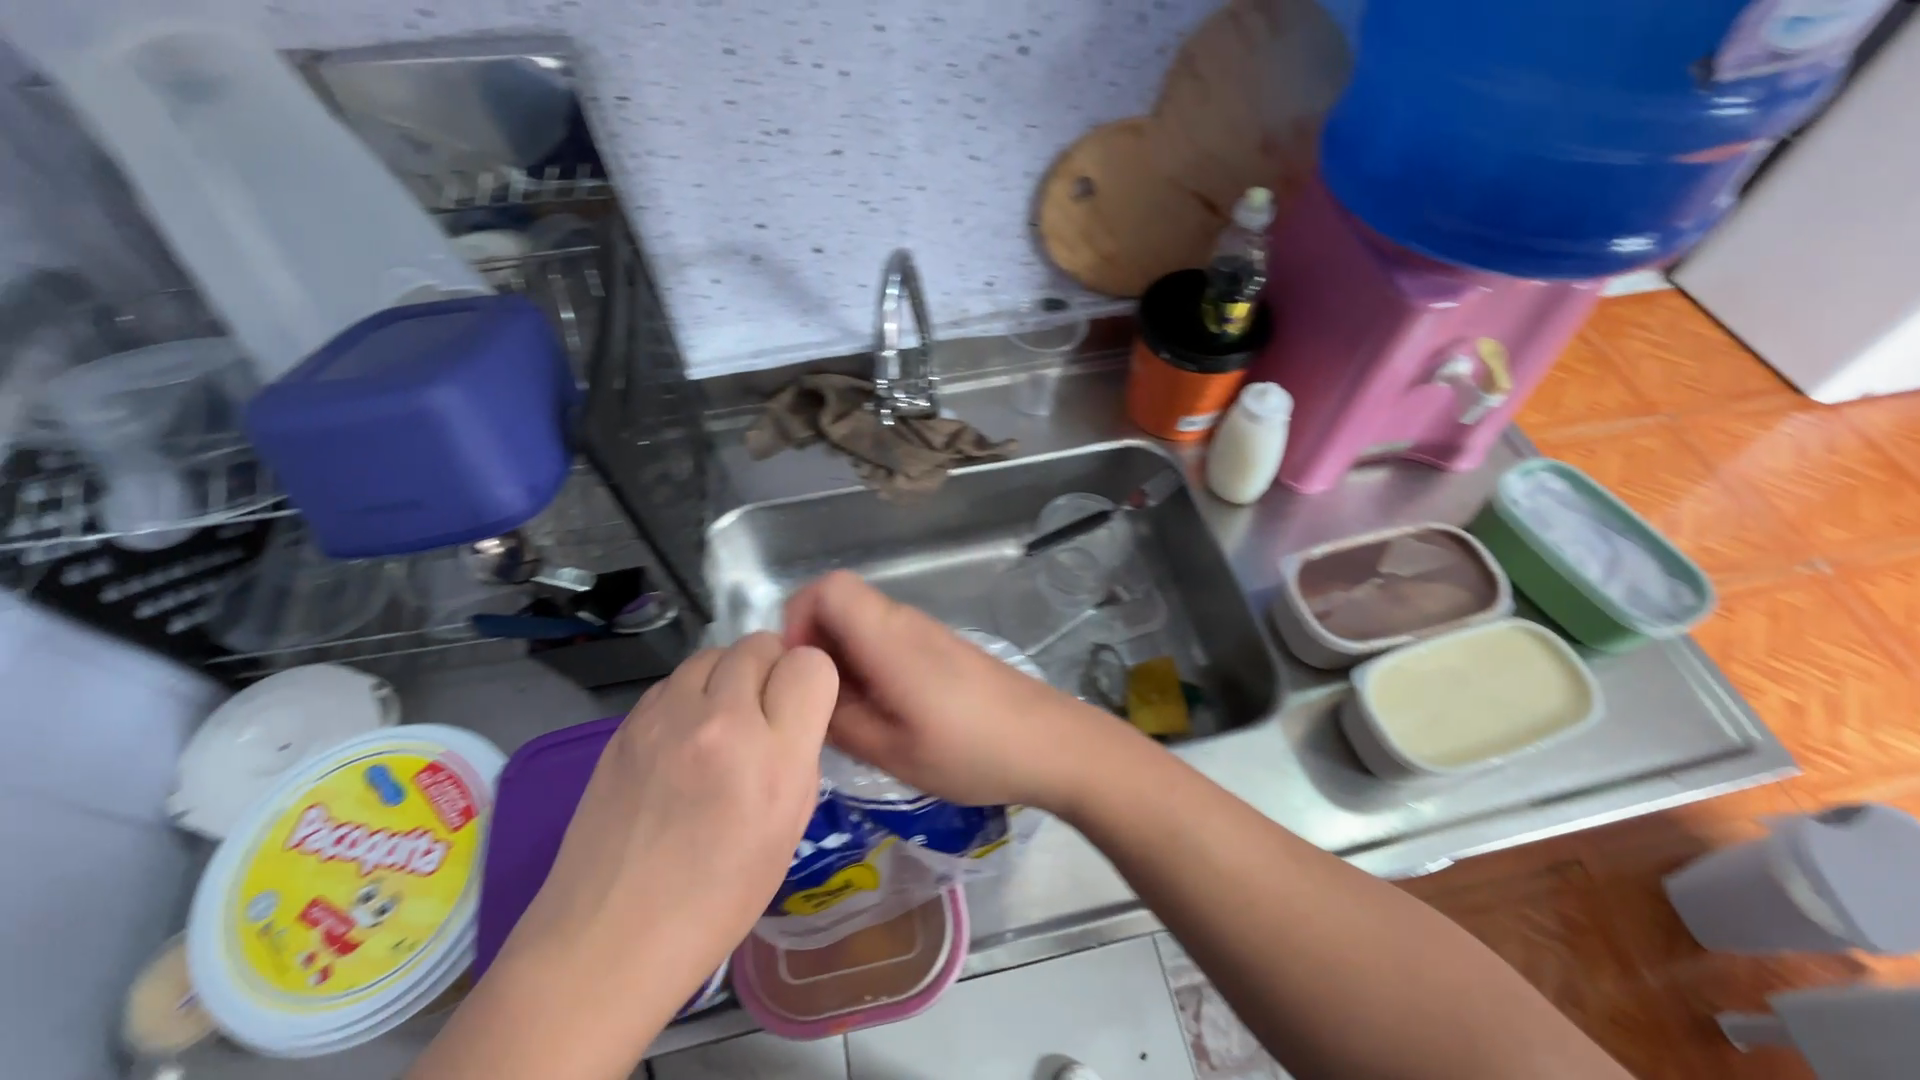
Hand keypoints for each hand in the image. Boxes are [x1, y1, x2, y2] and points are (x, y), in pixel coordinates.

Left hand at [498, 634, 837, 1011]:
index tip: (803, 709)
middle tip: (764, 715)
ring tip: (723, 723)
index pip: (810, 664)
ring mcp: (665, 718)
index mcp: (773, 758)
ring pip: (714, 654)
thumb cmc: (717, 901)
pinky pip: (674, 682)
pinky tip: (684, 739)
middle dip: (772, 670)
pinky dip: (689, 696)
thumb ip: (798, 758)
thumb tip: (792, 716)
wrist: (611, 936)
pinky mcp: (626, 724)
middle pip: (760, 645)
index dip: (811, 682)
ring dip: (728, 677)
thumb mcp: (788, 831)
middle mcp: (721, 722)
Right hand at [783, 570, 1115, 809]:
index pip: (825, 588)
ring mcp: (927, 634)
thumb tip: (807, 694)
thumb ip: (838, 719)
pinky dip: (871, 670)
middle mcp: (905, 622)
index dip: (797, 620)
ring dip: (844, 663)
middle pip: (840, 605)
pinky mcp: (943, 650)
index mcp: (887, 636)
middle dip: (816, 648)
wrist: (1052, 745)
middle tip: (818, 705)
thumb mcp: (891, 750)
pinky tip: (886, 717)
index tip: (797, 674)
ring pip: (863, 627)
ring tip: (850, 719)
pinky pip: (888, 643)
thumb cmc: (970, 750)